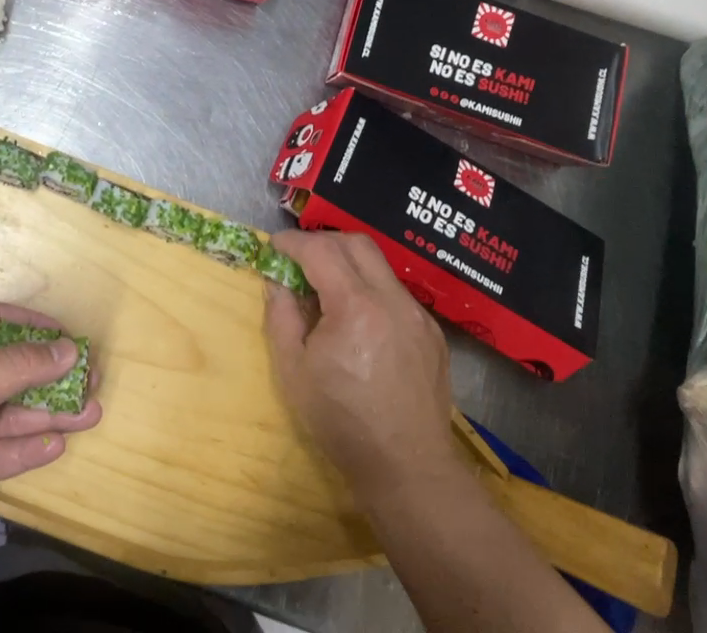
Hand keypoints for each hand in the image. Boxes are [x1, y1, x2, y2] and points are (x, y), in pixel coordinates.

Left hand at [0, 302, 101, 579]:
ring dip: (50, 413)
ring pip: (12, 414)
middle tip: (93, 383)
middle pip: (11, 371)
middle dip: (52, 376)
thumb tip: (68, 347)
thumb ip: (17, 367)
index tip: (71, 337)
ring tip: (92, 414)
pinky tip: (58, 446)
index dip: (33, 325)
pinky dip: (29, 448)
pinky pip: (2, 452)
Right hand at [264, 230, 458, 501]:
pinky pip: (397, 295)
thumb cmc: (340, 421)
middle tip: (299, 260)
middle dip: (323, 242)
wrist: (406, 466)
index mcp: (355, 306)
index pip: (321, 250)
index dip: (293, 243)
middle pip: (358, 244)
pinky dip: (370, 292)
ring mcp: (418, 316)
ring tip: (325, 292)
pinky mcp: (432, 334)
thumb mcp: (293, 369)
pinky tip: (357, 323)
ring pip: (381, 268)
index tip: (274, 247)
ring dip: (349, 266)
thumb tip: (276, 281)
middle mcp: (393, 300)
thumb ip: (281, 315)